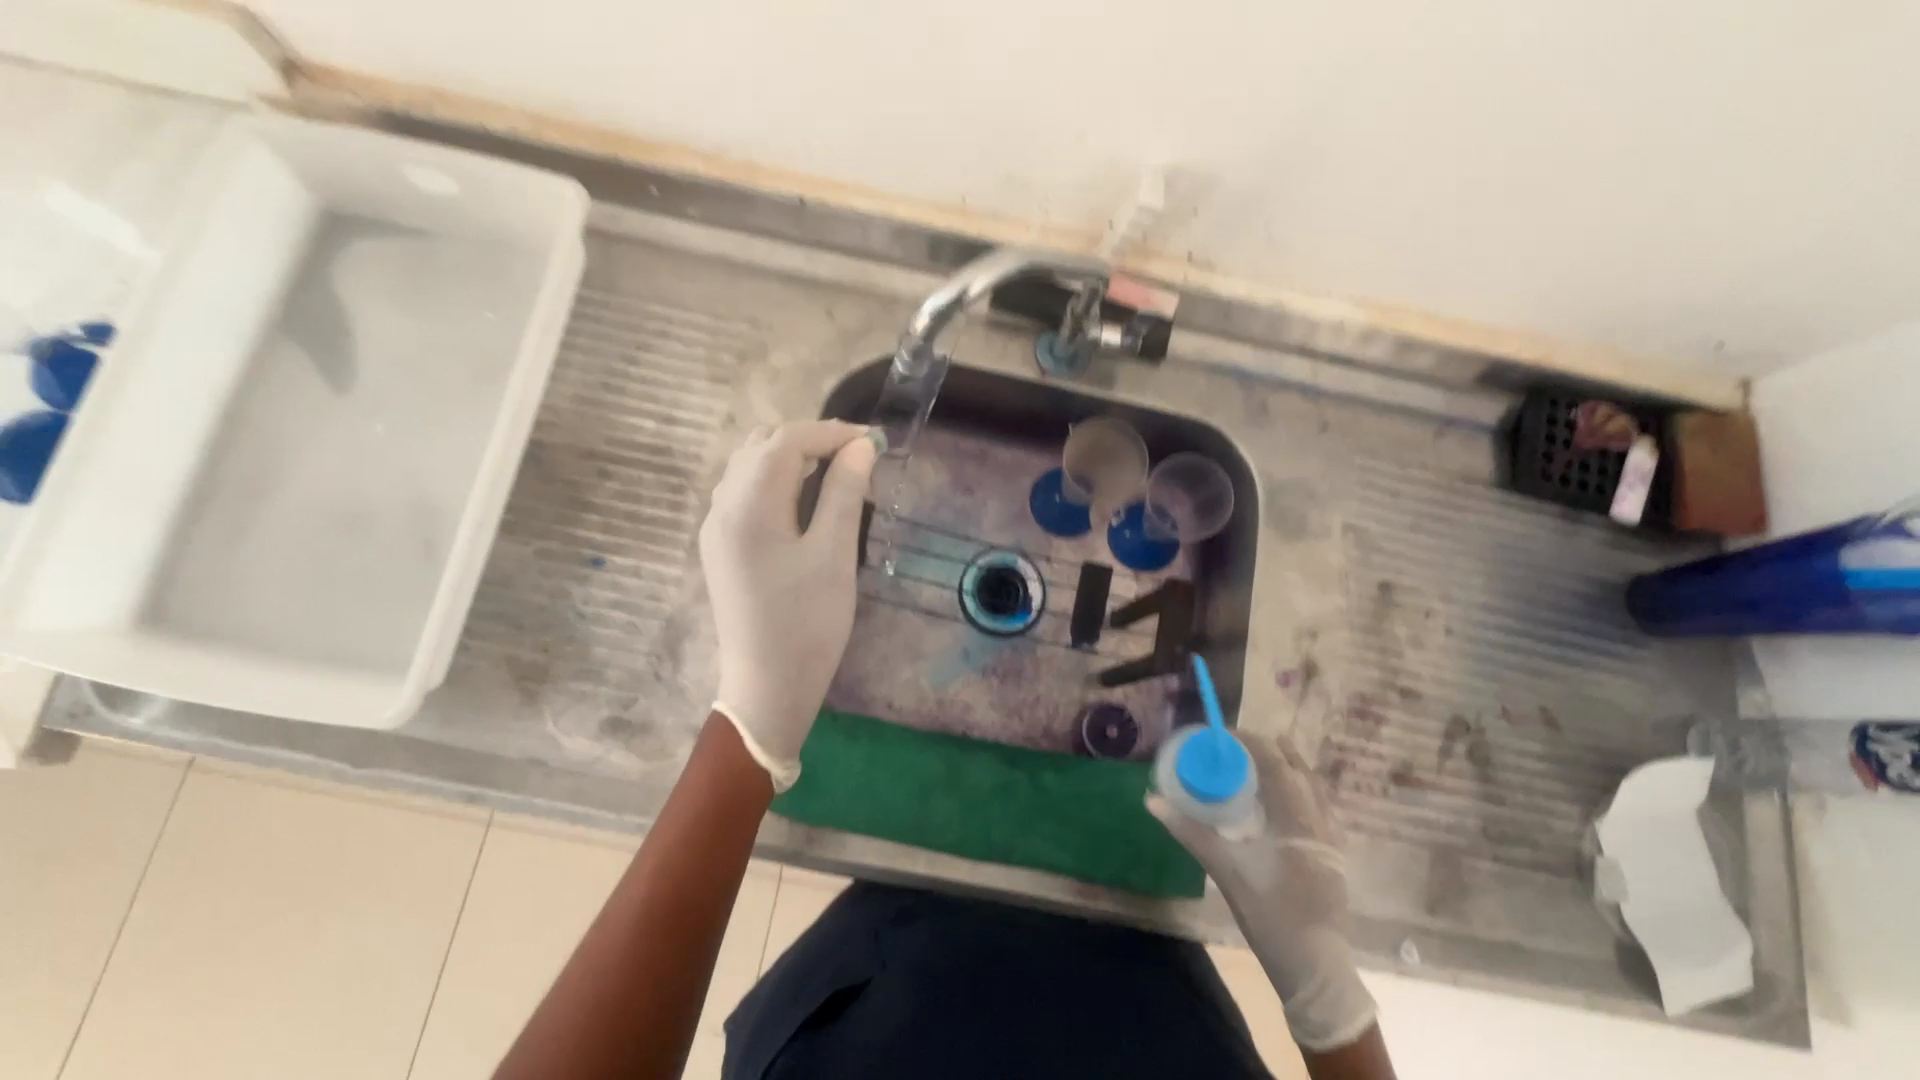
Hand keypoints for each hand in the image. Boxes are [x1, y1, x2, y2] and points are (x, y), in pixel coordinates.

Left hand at [700, 420, 880, 790]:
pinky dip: (777, 482)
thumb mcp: (834, 555)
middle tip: (860, 461)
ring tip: (837, 478)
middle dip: (813, 441)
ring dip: (793, 459)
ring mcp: (716, 527)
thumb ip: (844, 492)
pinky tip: (805, 503)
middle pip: (764, 446)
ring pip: (751, 467)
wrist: (767, 687)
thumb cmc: (807, 624)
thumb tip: (860, 447)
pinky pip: (745, 492)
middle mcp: (722, 506)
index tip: (876, 443)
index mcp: (748, 505)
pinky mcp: (720, 547)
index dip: (833, 432)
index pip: (787, 441)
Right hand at [1148, 735, 1377, 1052]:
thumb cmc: (1268, 914)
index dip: (1251, 743)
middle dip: (1271, 751)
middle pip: (1300, 771)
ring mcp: (1334, 839)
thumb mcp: (1225, 871)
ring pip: (1315, 789)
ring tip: (1261, 763)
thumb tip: (1153, 800)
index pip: (1276, 765)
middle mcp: (1320, 821)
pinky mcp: (1335, 855)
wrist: (1313, 965)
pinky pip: (1320, 807)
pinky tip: (1283, 803)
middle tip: (1239, 745)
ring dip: (1289, 770)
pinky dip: (1301, 792)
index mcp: (1296, 820)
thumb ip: (1190, 832)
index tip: (1224, 735)